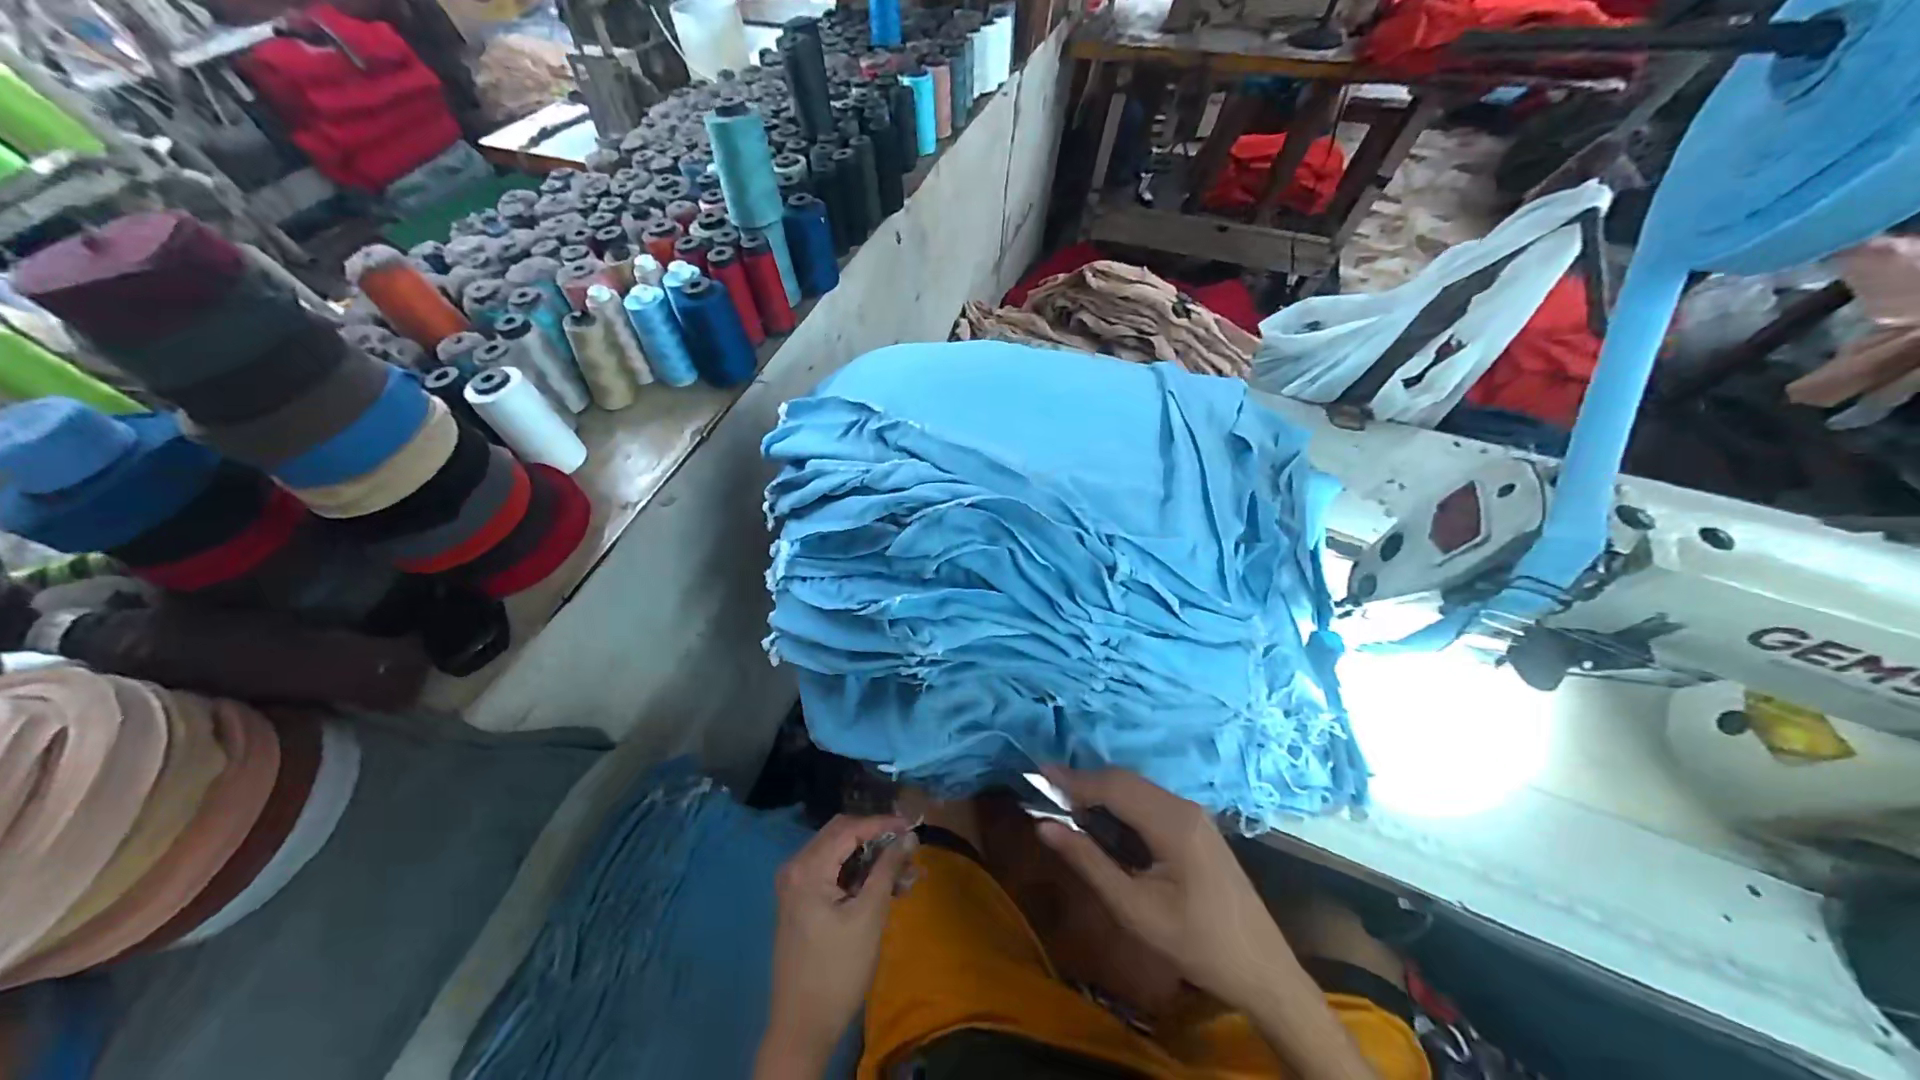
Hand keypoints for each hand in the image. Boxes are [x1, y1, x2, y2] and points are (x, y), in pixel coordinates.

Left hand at [757, 814, 916, 1079]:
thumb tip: (908, 836)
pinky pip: (831, 873)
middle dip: (877, 839)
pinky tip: (886, 887)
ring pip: (838, 854)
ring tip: (906, 874)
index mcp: (807, 868)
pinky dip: (858, 875)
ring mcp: (795, 885)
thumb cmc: (838, 969)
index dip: (883, 824)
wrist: (802, 1024)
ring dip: (871, 859)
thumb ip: (888, 869)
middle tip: (909, 848)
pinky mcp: (800, 901)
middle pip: (841, 835)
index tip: (914, 827)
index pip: (849, 828)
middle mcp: (795, 867)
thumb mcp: (870, 915)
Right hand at [1035, 769, 1300, 1009]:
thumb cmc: (1196, 944)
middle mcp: (1185, 807)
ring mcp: (1195, 816)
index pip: (1113, 786)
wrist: (1261, 969)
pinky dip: (1122, 804)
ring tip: (1067, 805)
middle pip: (1125, 781)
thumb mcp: (1134, 909)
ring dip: (1102, 792)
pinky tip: (1104, 821)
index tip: (1037, 775)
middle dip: (1085, 782)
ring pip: (1138, 788)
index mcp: (1173, 823)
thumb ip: (1088, 862)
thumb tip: (1044, 826)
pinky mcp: (1197, 827)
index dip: (1073, 779)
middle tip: (1046, 791)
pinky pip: (1151, 802)